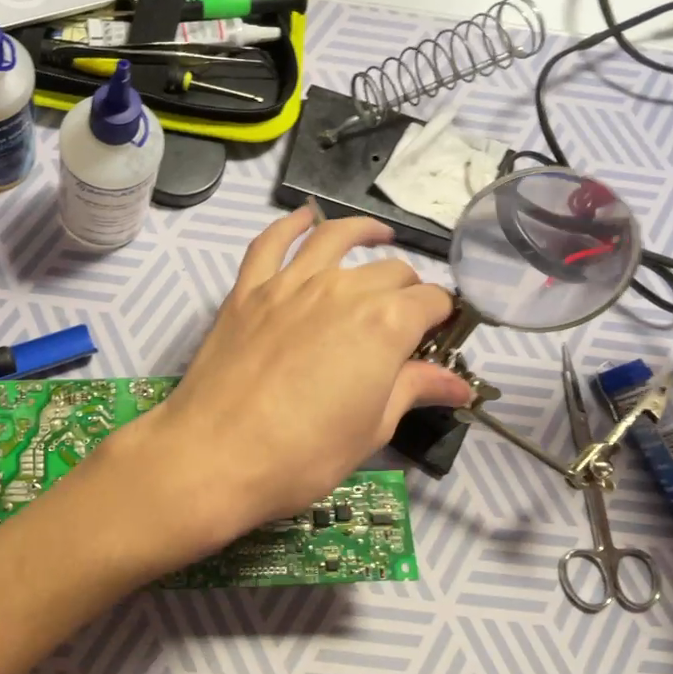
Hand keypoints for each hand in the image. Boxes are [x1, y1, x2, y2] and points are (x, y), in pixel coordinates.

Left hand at [112, 209, 471, 557]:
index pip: (431, 302)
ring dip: (363, 233)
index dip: (441, 319)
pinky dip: (290, 224)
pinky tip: (303, 218)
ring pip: (335, 239)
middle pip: (390, 271)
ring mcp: (289, 283)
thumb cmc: (303, 455)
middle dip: (407, 290)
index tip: (436, 339)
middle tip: (404, 318)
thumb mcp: (371, 430)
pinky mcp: (247, 290)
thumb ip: (413, 390)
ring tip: (378, 235)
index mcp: (384, 324)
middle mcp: (341, 289)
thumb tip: (458, 384)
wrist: (214, 454)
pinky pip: (270, 242)